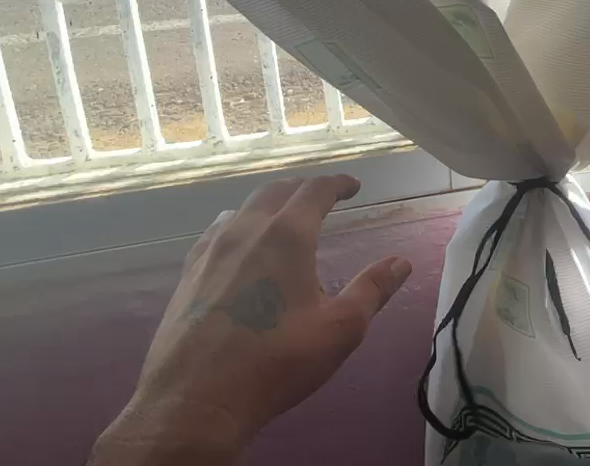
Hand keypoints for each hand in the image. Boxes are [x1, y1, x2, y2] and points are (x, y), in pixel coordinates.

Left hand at [90, 175, 412, 464]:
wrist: (191, 406)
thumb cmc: (274, 363)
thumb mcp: (340, 329)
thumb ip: (373, 290)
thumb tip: (402, 263)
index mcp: (287, 235)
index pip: (316, 189)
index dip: (338, 183)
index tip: (353, 187)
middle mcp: (247, 231)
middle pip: (278, 190)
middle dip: (305, 188)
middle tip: (324, 198)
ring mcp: (211, 252)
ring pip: (244, 208)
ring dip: (271, 204)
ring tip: (285, 219)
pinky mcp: (187, 276)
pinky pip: (217, 232)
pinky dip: (239, 224)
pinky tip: (241, 246)